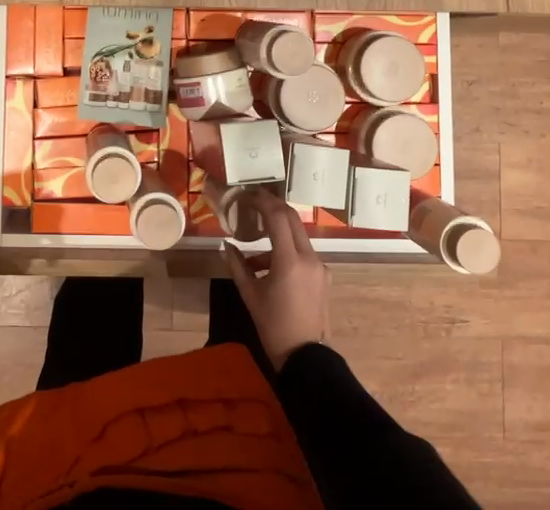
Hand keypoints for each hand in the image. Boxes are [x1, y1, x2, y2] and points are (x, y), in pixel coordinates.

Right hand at [222, 188, 329, 369]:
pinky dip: (286, 250)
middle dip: (273, 206)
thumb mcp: (250, 294)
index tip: (249, 193)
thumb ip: (237, 265)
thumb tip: (226, 244)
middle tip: (254, 201)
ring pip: (298, 235)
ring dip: (278, 231)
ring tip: (256, 245)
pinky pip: (303, 253)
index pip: (278, 217)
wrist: (306, 356)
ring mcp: (320, 266)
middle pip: (292, 219)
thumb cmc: (273, 325)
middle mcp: (309, 258)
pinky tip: (269, 267)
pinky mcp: (323, 275)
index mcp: (289, 261)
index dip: (263, 201)